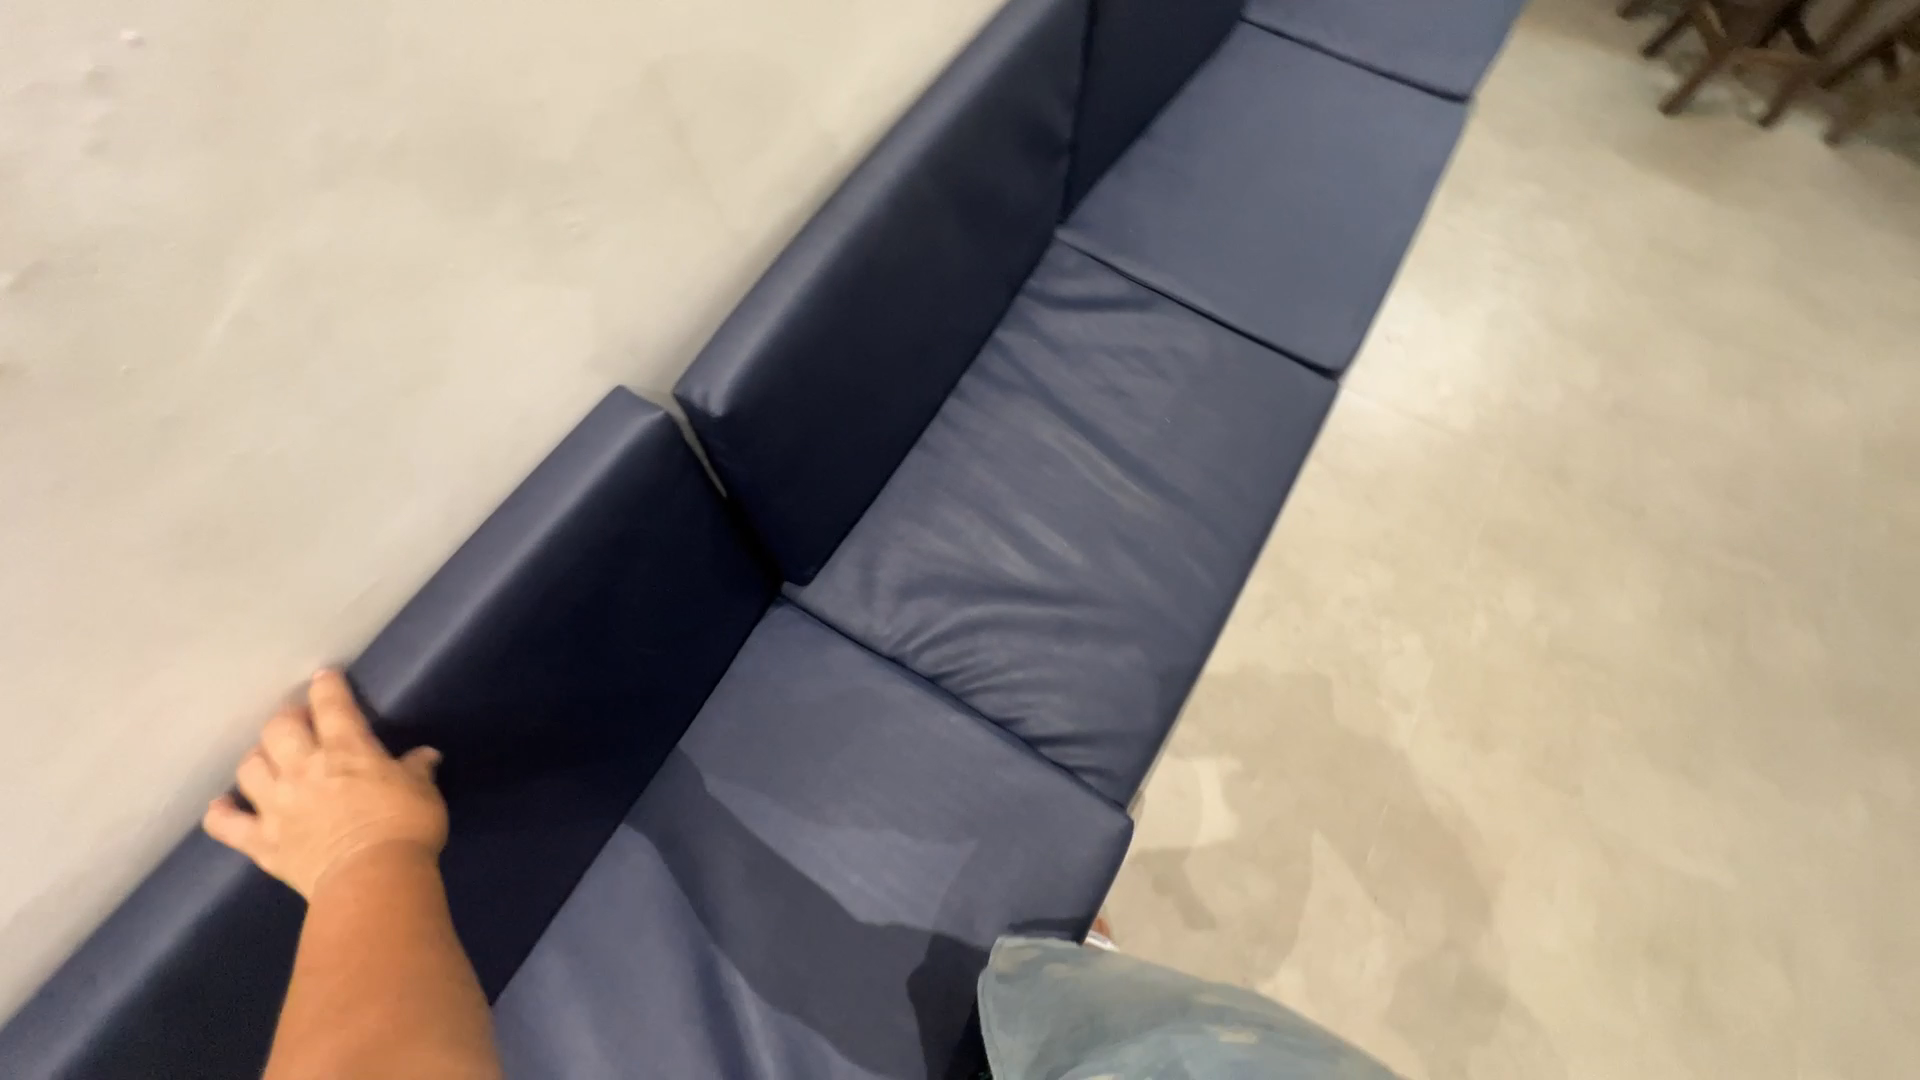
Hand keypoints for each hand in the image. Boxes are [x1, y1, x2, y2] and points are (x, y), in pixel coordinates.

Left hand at [204, 670, 447, 900]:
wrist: (373, 874)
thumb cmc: (407, 823)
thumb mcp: (423, 789)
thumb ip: (416, 769)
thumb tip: (423, 756)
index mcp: (348, 751)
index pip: (333, 707)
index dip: (327, 687)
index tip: (325, 675)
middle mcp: (304, 769)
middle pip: (279, 730)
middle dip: (287, 718)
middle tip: (300, 720)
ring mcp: (276, 805)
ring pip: (249, 768)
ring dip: (258, 757)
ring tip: (270, 758)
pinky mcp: (260, 840)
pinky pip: (225, 823)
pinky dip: (221, 811)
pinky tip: (224, 804)